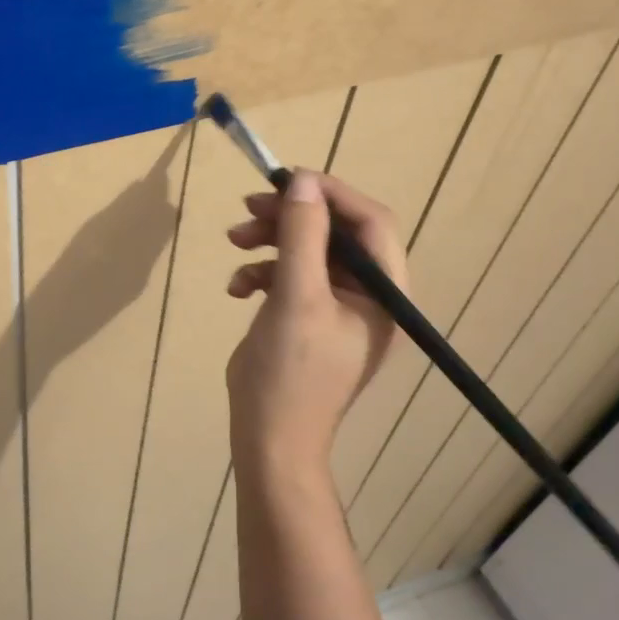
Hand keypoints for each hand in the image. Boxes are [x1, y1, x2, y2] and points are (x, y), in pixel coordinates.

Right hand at [224, 169, 409, 481]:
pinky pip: (286, 273)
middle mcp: (367, 294)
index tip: (288, 180)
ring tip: (234, 239)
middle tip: (249, 207)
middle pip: (334, 230)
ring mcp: (335, 305)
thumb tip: (302, 180)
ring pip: (306, 247)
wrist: (269, 438)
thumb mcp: (296, 297)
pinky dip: (260, 271)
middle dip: (291, 215)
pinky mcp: (304, 313)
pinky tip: (237, 287)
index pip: (371, 222)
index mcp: (384, 292)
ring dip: (269, 239)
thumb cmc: (293, 372)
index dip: (332, 194)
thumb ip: (301, 235)